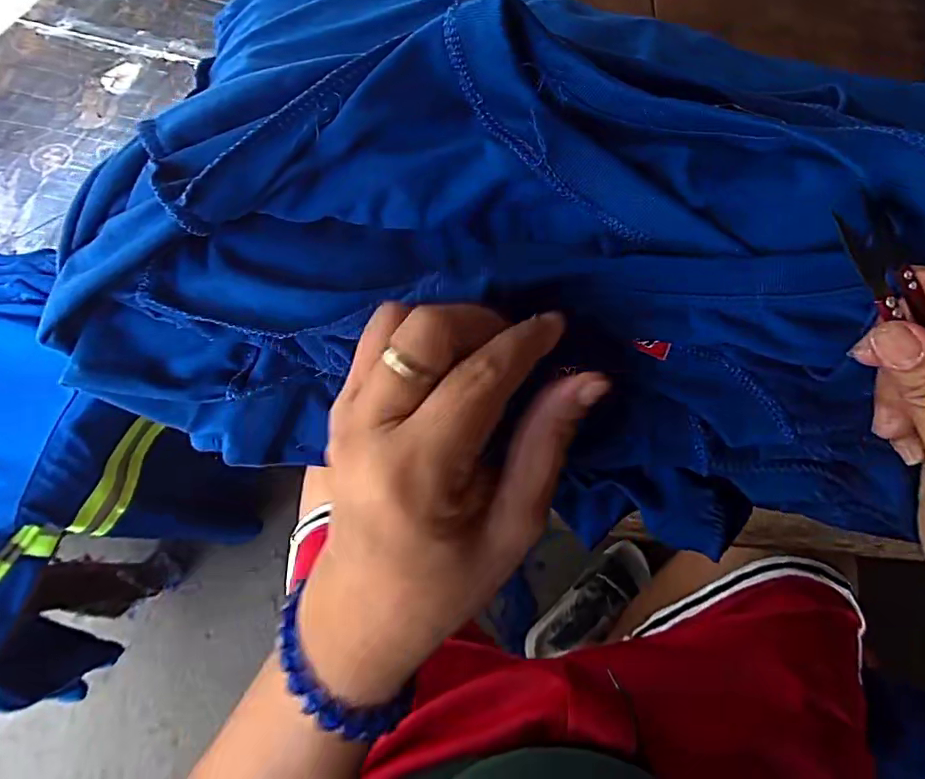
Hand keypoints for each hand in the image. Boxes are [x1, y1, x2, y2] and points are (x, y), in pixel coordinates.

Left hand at [296, 303, 609, 703]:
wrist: (361, 605)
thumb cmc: (447, 580)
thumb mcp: (514, 526)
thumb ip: (547, 442)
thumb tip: (588, 377)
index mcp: (416, 468)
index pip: (477, 377)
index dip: (523, 342)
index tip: (556, 325)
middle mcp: (368, 426)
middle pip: (424, 330)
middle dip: (480, 321)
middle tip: (516, 346)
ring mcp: (343, 410)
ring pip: (394, 320)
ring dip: (445, 323)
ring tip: (481, 351)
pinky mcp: (335, 403)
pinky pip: (376, 338)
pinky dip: (417, 335)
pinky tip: (446, 364)